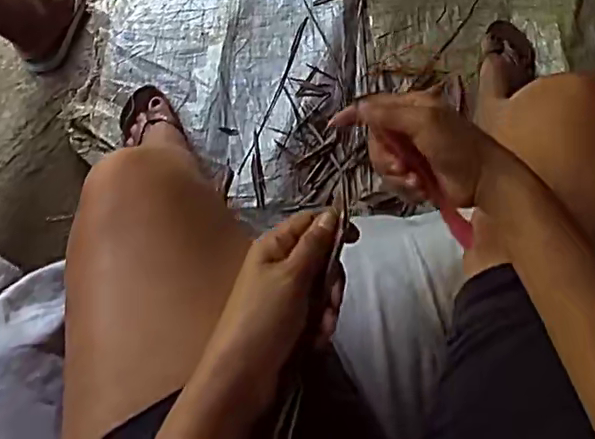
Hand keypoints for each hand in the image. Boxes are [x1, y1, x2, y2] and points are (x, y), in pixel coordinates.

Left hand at [191, 209, 351, 419]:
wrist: (240, 380)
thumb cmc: (263, 318)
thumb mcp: (292, 275)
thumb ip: (314, 243)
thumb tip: (331, 213)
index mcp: (274, 245)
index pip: (309, 221)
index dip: (332, 226)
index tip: (354, 239)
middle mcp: (280, 265)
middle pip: (320, 256)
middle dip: (331, 279)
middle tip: (330, 298)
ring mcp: (285, 294)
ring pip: (322, 287)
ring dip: (328, 306)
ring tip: (321, 326)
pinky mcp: (291, 320)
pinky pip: (317, 312)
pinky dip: (321, 325)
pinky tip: (315, 340)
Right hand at [333, 91, 509, 210]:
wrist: (485, 182)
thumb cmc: (458, 146)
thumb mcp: (425, 122)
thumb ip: (390, 115)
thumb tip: (361, 107)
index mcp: (413, 105)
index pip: (376, 105)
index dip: (355, 113)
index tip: (335, 124)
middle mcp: (410, 125)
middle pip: (376, 139)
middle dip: (385, 157)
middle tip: (402, 166)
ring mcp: (414, 151)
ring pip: (383, 163)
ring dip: (396, 176)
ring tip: (415, 180)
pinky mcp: (417, 174)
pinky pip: (395, 181)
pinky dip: (405, 188)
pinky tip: (421, 190)